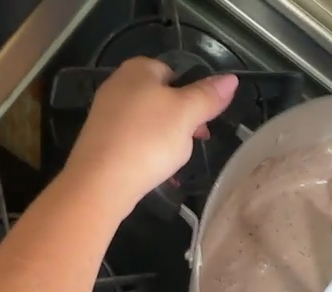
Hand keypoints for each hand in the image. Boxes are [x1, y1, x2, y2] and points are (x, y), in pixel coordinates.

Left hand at [64, 58, 237, 216]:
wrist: (101, 181)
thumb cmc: (148, 140)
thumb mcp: (186, 115)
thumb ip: (208, 97)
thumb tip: (231, 80)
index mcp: (139, 69)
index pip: (175, 74)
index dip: (192, 99)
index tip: (202, 125)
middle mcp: (118, 84)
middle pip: (160, 100)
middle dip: (178, 123)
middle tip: (189, 146)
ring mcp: (106, 113)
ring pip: (147, 124)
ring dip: (163, 142)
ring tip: (170, 163)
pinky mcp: (100, 141)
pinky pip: (132, 143)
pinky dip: (145, 155)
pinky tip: (151, 172)